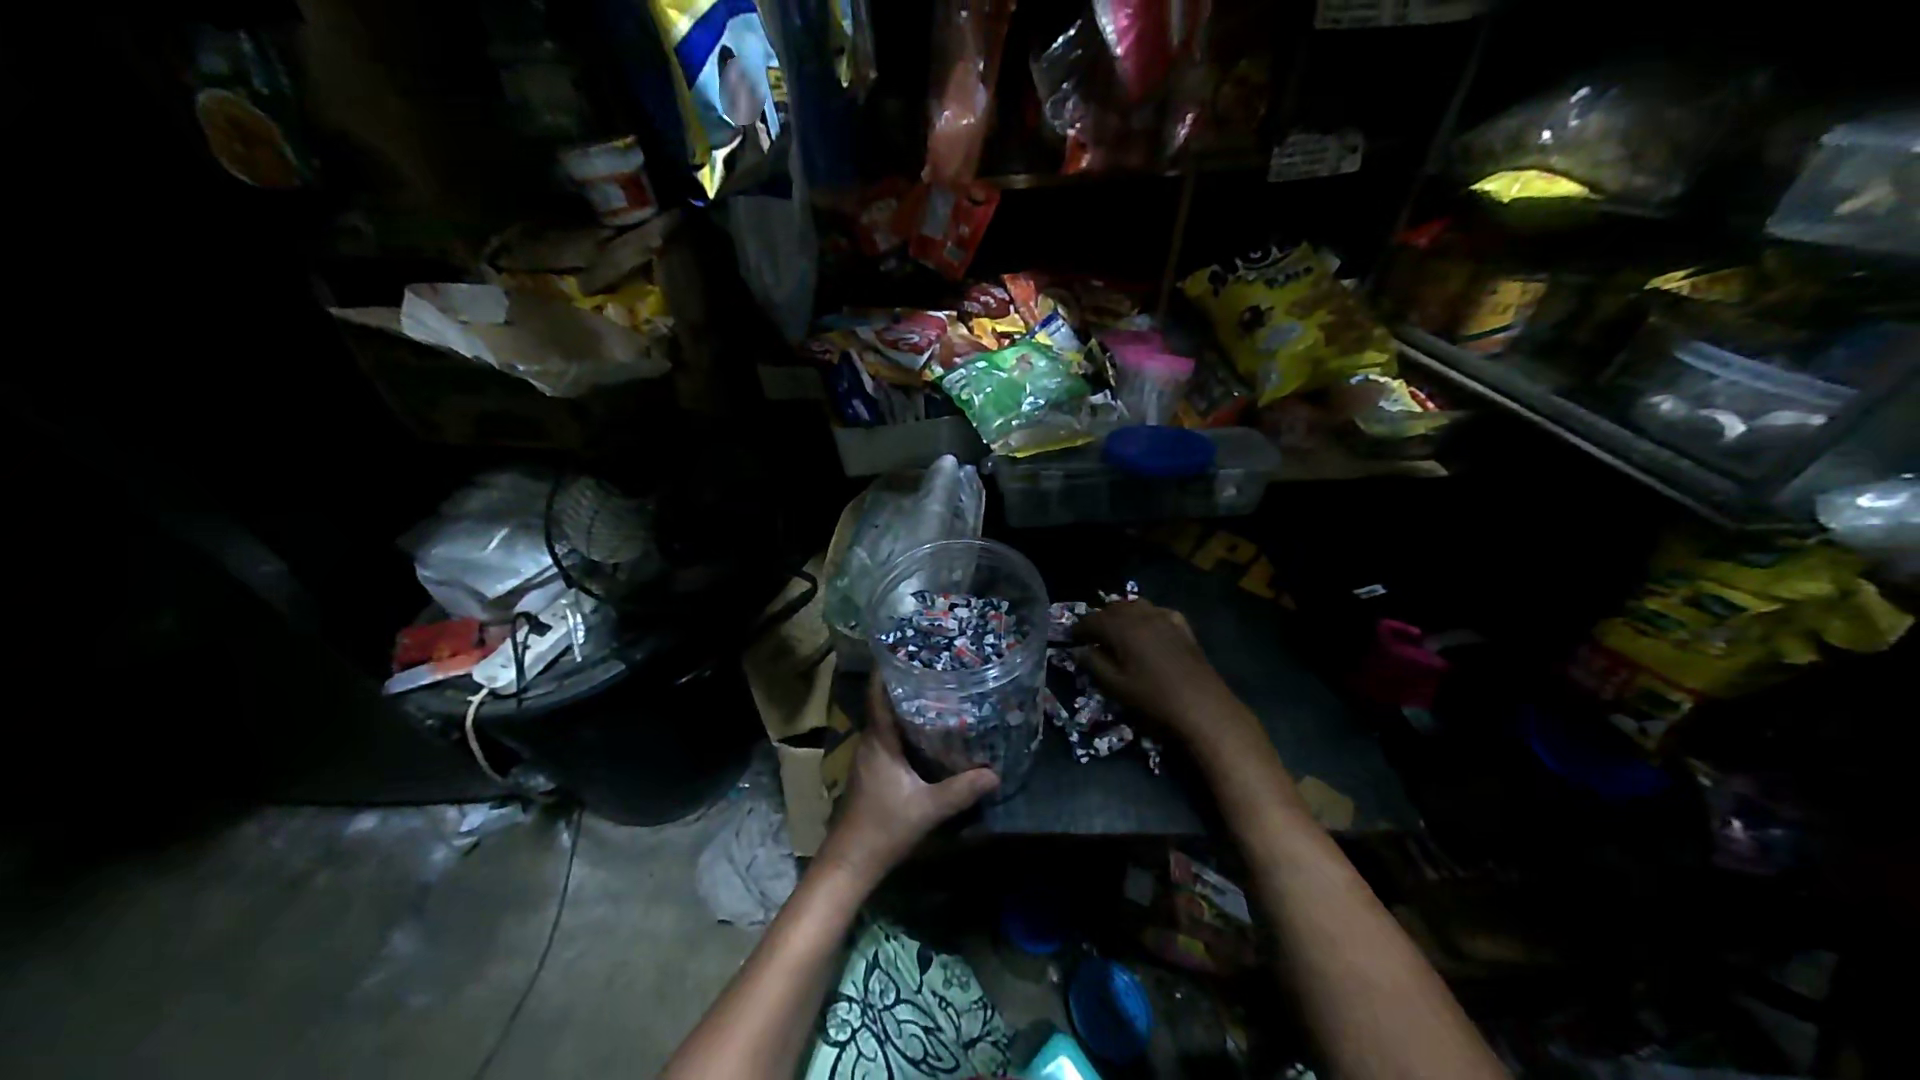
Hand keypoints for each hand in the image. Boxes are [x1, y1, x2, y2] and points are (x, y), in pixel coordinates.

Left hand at [816, 678, 999, 884]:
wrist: (850, 862)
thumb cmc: (883, 827)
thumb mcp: (928, 808)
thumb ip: (962, 790)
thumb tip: (995, 773)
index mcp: (879, 741)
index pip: (878, 694)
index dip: (889, 669)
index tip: (909, 649)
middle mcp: (871, 742)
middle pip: (886, 703)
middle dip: (908, 684)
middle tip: (939, 669)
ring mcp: (869, 757)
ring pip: (889, 722)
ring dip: (908, 708)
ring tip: (940, 694)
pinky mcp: (873, 772)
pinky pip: (891, 739)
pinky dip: (908, 729)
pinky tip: (930, 734)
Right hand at [1074, 599, 1249, 749]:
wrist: (1200, 703)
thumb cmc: (1153, 697)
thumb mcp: (1115, 685)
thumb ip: (1094, 664)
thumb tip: (1079, 651)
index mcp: (1121, 628)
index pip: (1092, 620)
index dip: (1080, 628)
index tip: (1072, 638)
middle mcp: (1141, 615)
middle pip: (1113, 608)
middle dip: (1100, 619)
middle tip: (1093, 636)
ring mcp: (1164, 616)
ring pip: (1135, 605)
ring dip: (1122, 614)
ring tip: (1117, 630)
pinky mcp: (1181, 625)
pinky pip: (1156, 611)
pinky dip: (1145, 616)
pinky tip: (1147, 629)